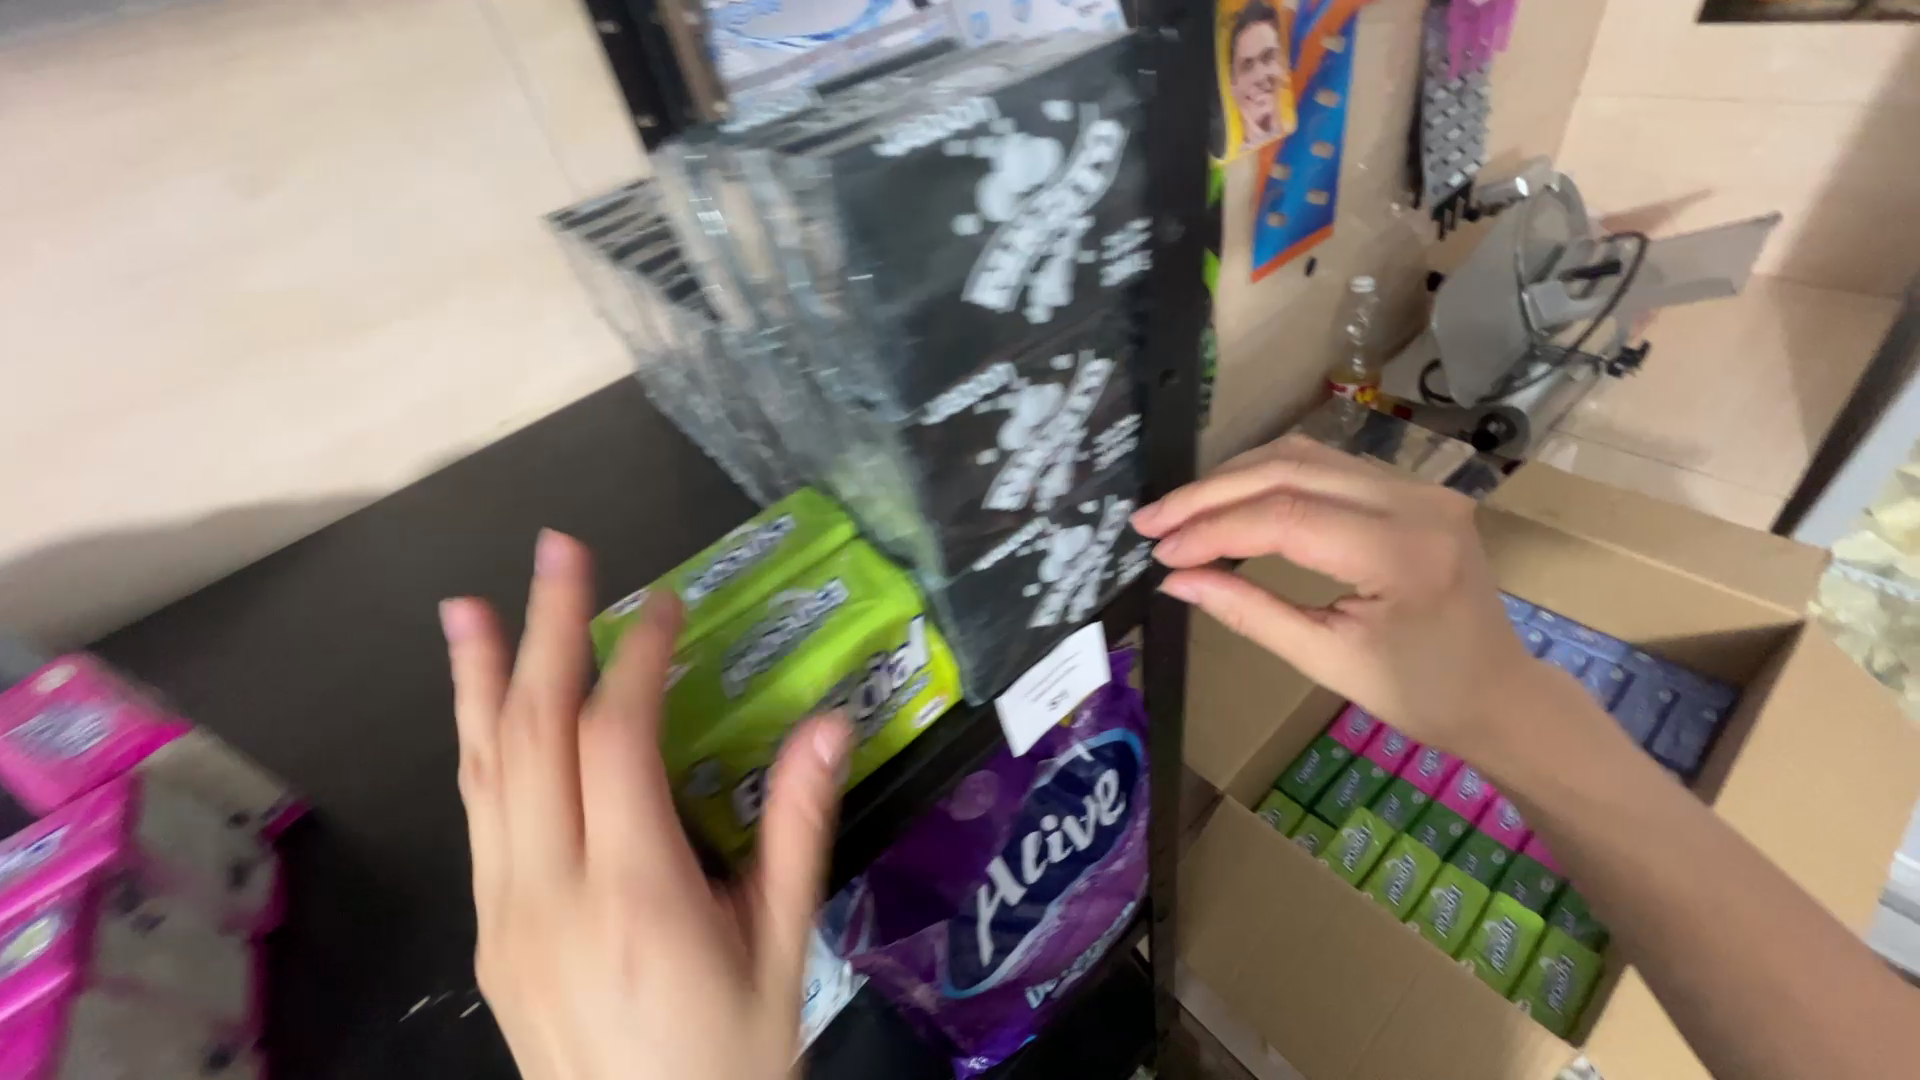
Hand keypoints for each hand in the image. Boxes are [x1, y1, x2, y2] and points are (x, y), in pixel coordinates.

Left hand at [441, 529, 849, 1079]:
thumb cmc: (732, 1053)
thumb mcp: (782, 945)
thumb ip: (797, 829)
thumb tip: (832, 722)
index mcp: (633, 896)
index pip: (616, 743)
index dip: (637, 659)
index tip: (665, 602)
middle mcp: (548, 894)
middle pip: (533, 735)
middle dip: (547, 631)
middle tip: (558, 552)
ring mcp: (504, 914)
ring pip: (484, 771)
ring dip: (480, 678)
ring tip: (469, 605)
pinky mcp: (492, 931)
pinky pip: (481, 815)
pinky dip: (478, 742)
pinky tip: (480, 706)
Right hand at [1130, 434, 1540, 756]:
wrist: (1498, 691)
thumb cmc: (1417, 692)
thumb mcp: (1325, 659)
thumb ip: (1247, 611)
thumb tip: (1174, 580)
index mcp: (1402, 553)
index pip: (1286, 518)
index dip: (1212, 529)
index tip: (1160, 551)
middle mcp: (1415, 502)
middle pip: (1289, 470)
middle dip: (1208, 494)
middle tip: (1150, 521)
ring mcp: (1417, 486)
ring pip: (1302, 455)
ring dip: (1231, 477)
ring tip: (1179, 510)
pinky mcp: (1408, 486)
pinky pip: (1323, 464)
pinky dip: (1264, 477)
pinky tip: (1227, 498)